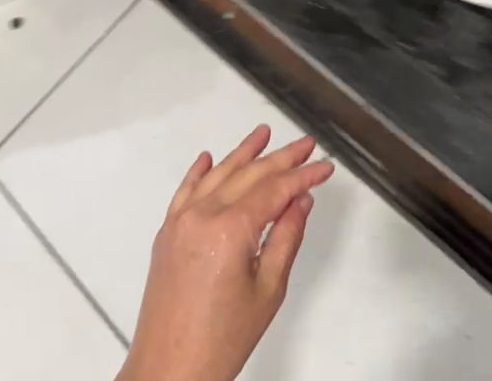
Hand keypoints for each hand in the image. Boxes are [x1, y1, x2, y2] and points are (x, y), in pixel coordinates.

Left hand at [118, 125, 335, 380]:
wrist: (169, 370)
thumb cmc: (221, 340)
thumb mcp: (268, 291)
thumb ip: (286, 238)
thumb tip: (300, 201)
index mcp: (230, 229)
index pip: (275, 190)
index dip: (303, 175)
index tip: (324, 166)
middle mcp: (202, 216)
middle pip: (249, 175)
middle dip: (281, 158)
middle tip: (306, 144)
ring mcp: (181, 221)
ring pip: (218, 175)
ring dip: (243, 152)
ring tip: (264, 133)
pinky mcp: (167, 232)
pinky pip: (184, 191)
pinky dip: (199, 171)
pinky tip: (209, 157)